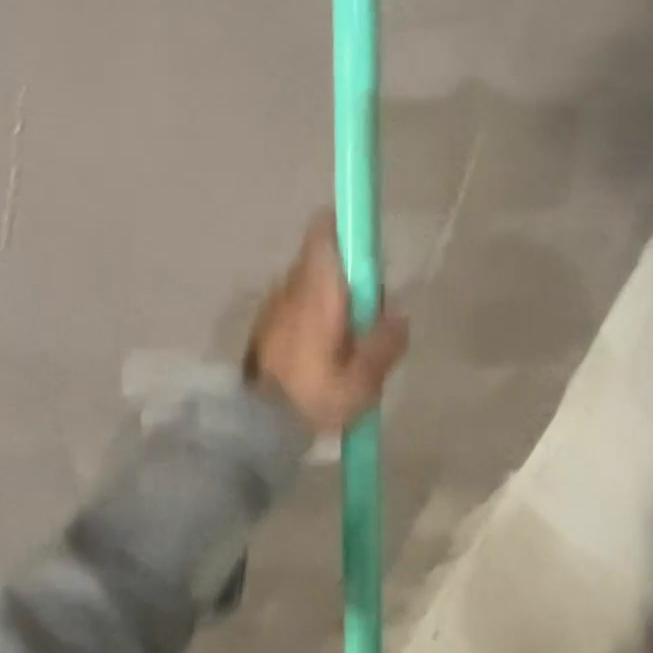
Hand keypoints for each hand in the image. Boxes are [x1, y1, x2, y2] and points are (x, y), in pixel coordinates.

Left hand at [245, 211, 409, 432]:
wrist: (254, 423)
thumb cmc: (312, 397)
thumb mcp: (362, 382)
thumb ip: (385, 344)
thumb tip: (399, 316)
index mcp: (317, 292)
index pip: (324, 234)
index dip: (345, 228)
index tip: (366, 248)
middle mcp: (291, 288)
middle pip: (322, 260)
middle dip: (349, 277)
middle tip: (369, 318)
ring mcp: (273, 305)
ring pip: (308, 284)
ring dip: (330, 300)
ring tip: (346, 344)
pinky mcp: (263, 325)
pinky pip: (294, 305)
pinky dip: (312, 317)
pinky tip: (322, 354)